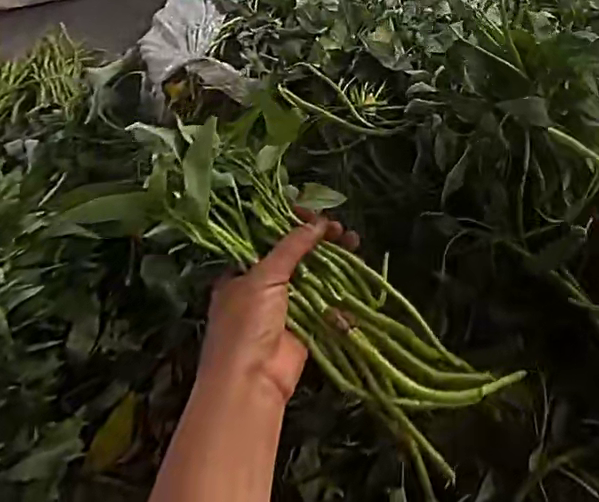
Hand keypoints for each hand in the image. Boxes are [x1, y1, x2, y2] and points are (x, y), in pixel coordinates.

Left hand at [198, 213, 355, 403]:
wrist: (250, 383)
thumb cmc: (247, 321)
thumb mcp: (265, 275)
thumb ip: (292, 247)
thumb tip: (318, 222)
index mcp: (242, 270)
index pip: (270, 238)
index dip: (292, 224)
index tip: (315, 215)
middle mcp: (261, 286)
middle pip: (295, 256)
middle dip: (318, 241)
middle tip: (341, 230)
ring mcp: (283, 308)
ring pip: (313, 277)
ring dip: (333, 262)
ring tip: (354, 243)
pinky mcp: (303, 329)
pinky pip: (324, 307)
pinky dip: (340, 296)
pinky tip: (356, 282)